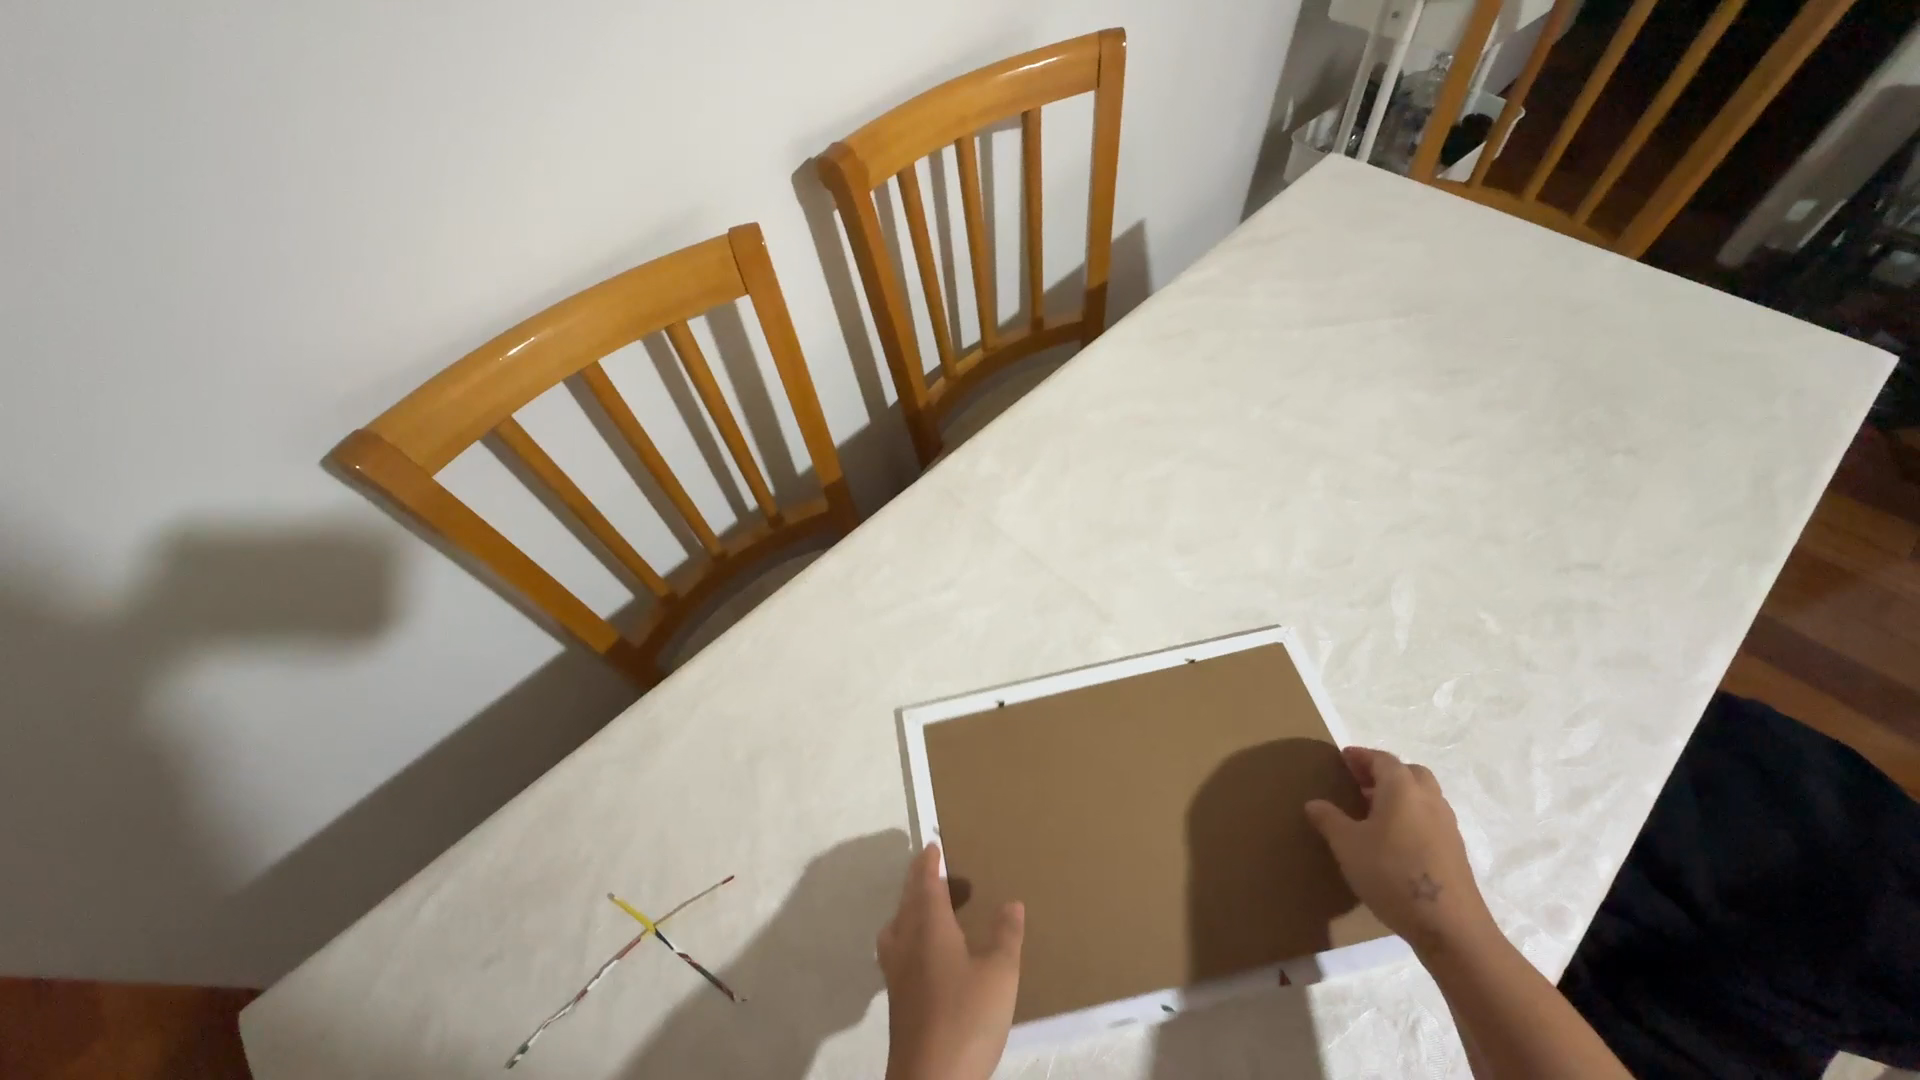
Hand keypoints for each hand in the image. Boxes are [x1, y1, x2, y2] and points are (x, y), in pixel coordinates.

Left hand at [878, 843, 1023, 1079]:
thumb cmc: (967, 1018)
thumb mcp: (1001, 974)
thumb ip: (1006, 935)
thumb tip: (1011, 902)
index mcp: (928, 926)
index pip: (924, 882)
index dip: (929, 863)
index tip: (934, 846)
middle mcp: (905, 941)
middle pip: (909, 900)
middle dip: (925, 883)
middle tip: (950, 878)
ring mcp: (896, 971)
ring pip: (901, 925)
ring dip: (917, 910)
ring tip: (943, 911)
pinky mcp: (897, 996)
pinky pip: (900, 948)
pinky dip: (914, 935)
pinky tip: (934, 954)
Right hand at [1304, 747, 1494, 954]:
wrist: (1449, 925)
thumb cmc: (1391, 873)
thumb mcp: (1348, 845)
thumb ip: (1329, 820)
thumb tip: (1314, 804)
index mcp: (1402, 789)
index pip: (1382, 759)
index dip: (1361, 756)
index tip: (1343, 758)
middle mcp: (1429, 799)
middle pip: (1409, 773)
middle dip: (1384, 773)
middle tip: (1360, 784)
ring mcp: (1447, 825)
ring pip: (1423, 796)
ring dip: (1400, 795)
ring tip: (1373, 812)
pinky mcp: (1454, 850)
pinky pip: (1430, 818)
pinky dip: (1411, 816)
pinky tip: (1394, 839)